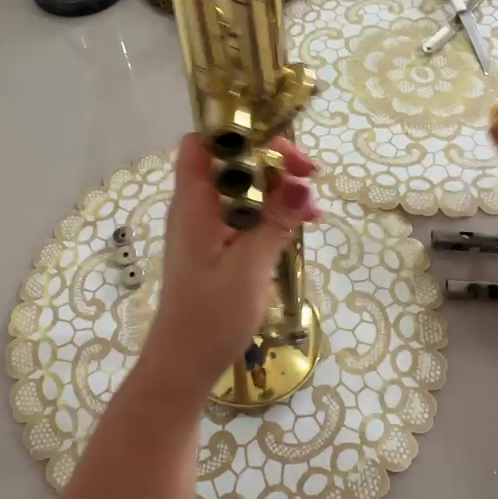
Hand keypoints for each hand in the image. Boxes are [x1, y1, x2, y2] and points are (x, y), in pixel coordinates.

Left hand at [140, 133, 322, 398]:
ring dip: (276, 187)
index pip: (202, 144)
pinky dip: (271, 212)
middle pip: (230, 162)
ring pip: (242, 188)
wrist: (183, 365)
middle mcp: (196, 207)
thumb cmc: (210, 317)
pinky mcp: (216, 246)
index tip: (280, 148)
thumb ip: (274, 223)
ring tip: (314, 202)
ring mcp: (205, 226)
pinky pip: (244, 214)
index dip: (237, 133)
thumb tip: (302, 183)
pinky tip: (303, 224)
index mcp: (194, 204)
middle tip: (310, 174)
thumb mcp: (248, 268)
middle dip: (270, 160)